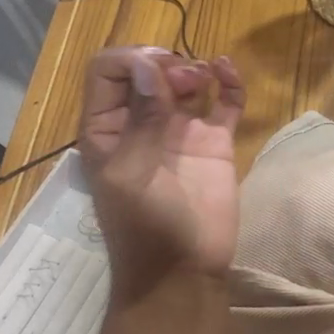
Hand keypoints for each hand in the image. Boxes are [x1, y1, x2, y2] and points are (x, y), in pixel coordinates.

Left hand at [78, 47, 245, 300]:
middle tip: (184, 82)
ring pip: (184, 80)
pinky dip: (227, 82)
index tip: (158, 71)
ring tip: (203, 80)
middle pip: (148, 69)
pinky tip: (226, 69)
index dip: (131, 61)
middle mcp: (141, 124)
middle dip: (164, 63)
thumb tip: (150, 64)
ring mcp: (181, 131)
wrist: (183, 272)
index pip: (109, 71)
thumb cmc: (145, 229)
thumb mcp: (130, 175)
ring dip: (192, 68)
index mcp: (107, 129)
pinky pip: (223, 102)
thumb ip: (142, 120)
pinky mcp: (216, 143)